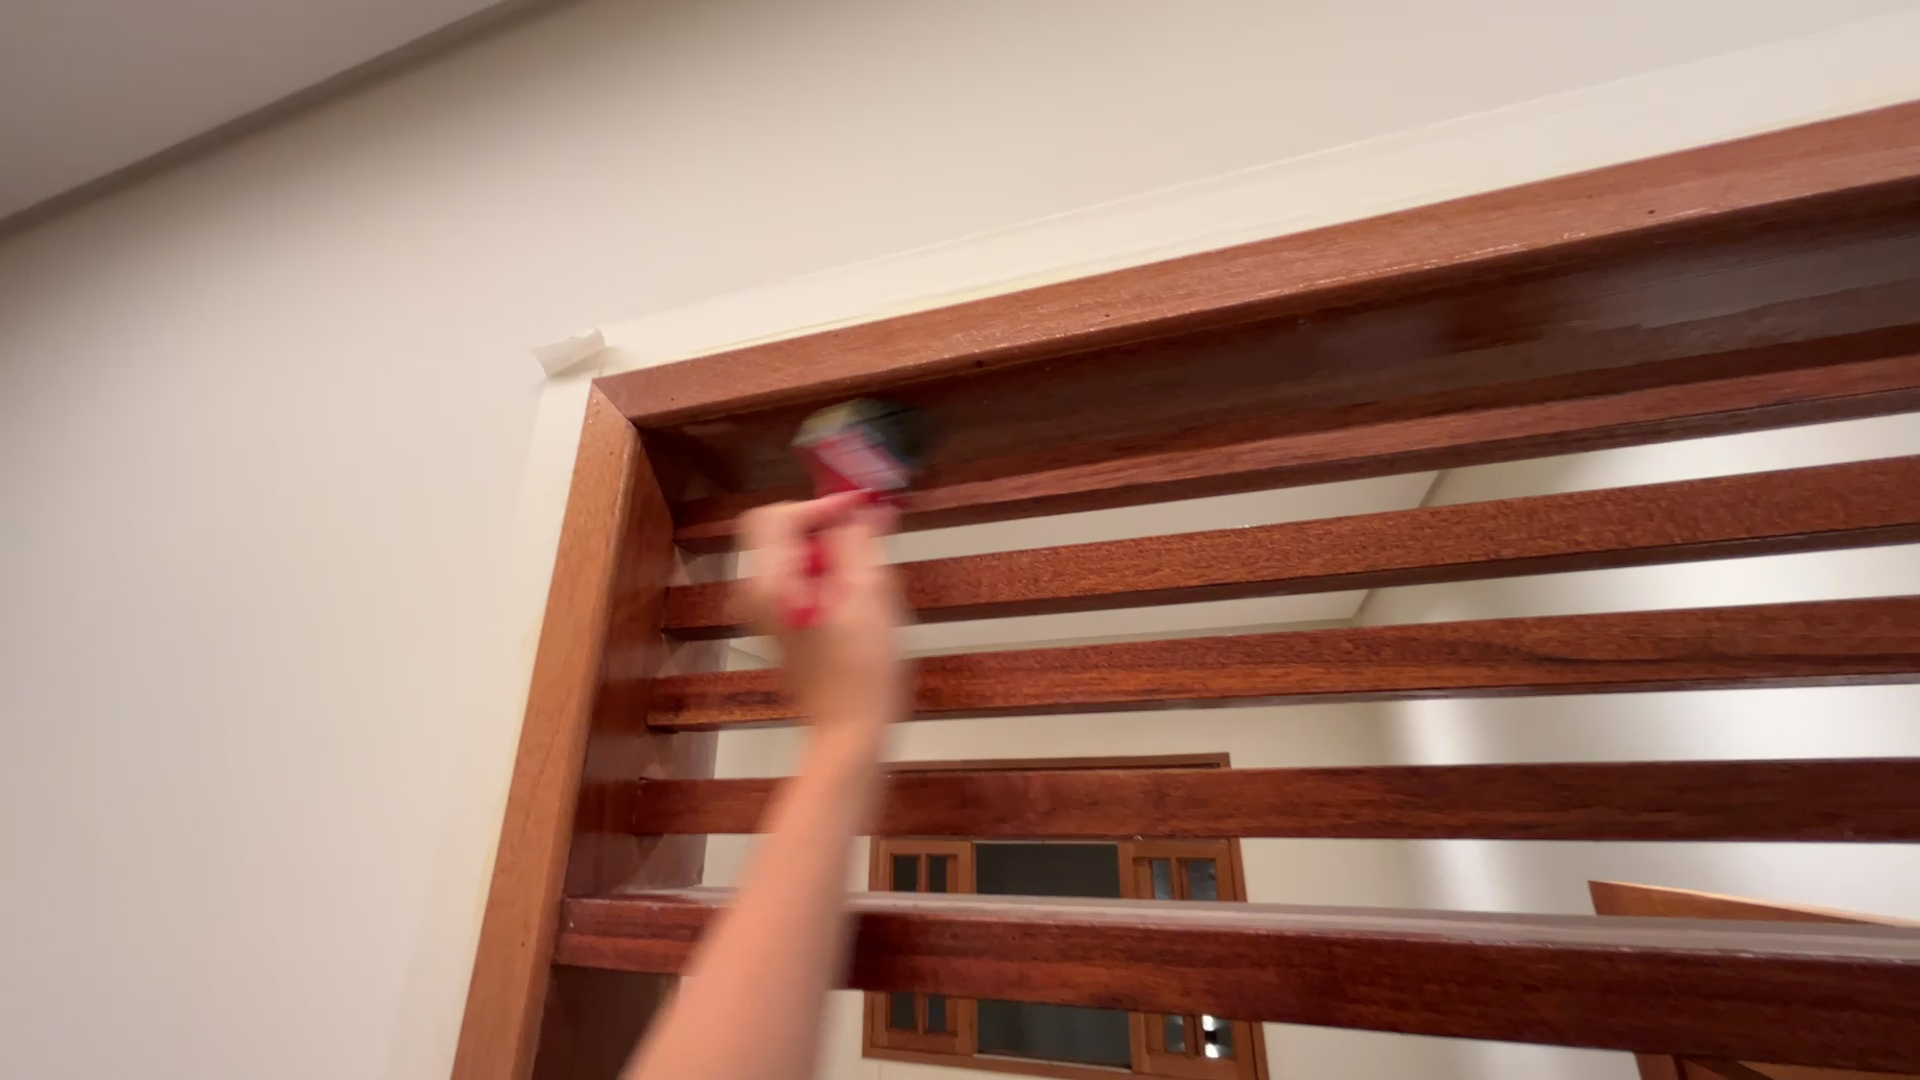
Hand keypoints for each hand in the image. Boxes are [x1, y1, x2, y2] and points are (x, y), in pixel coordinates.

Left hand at [737, 492, 907, 731]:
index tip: (865, 511)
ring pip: (795, 554)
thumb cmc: (864, 668)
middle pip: (783, 531)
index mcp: (770, 583)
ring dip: (832, 552)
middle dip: (828, 527)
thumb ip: (858, 540)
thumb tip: (858, 505)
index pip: (779, 515)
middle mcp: (757, 593)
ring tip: (871, 575)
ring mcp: (765, 610)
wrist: (850, 733)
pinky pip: (799, 579)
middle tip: (872, 540)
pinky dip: (828, 573)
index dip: (823, 505)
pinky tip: (859, 597)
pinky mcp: (781, 624)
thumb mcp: (870, 595)